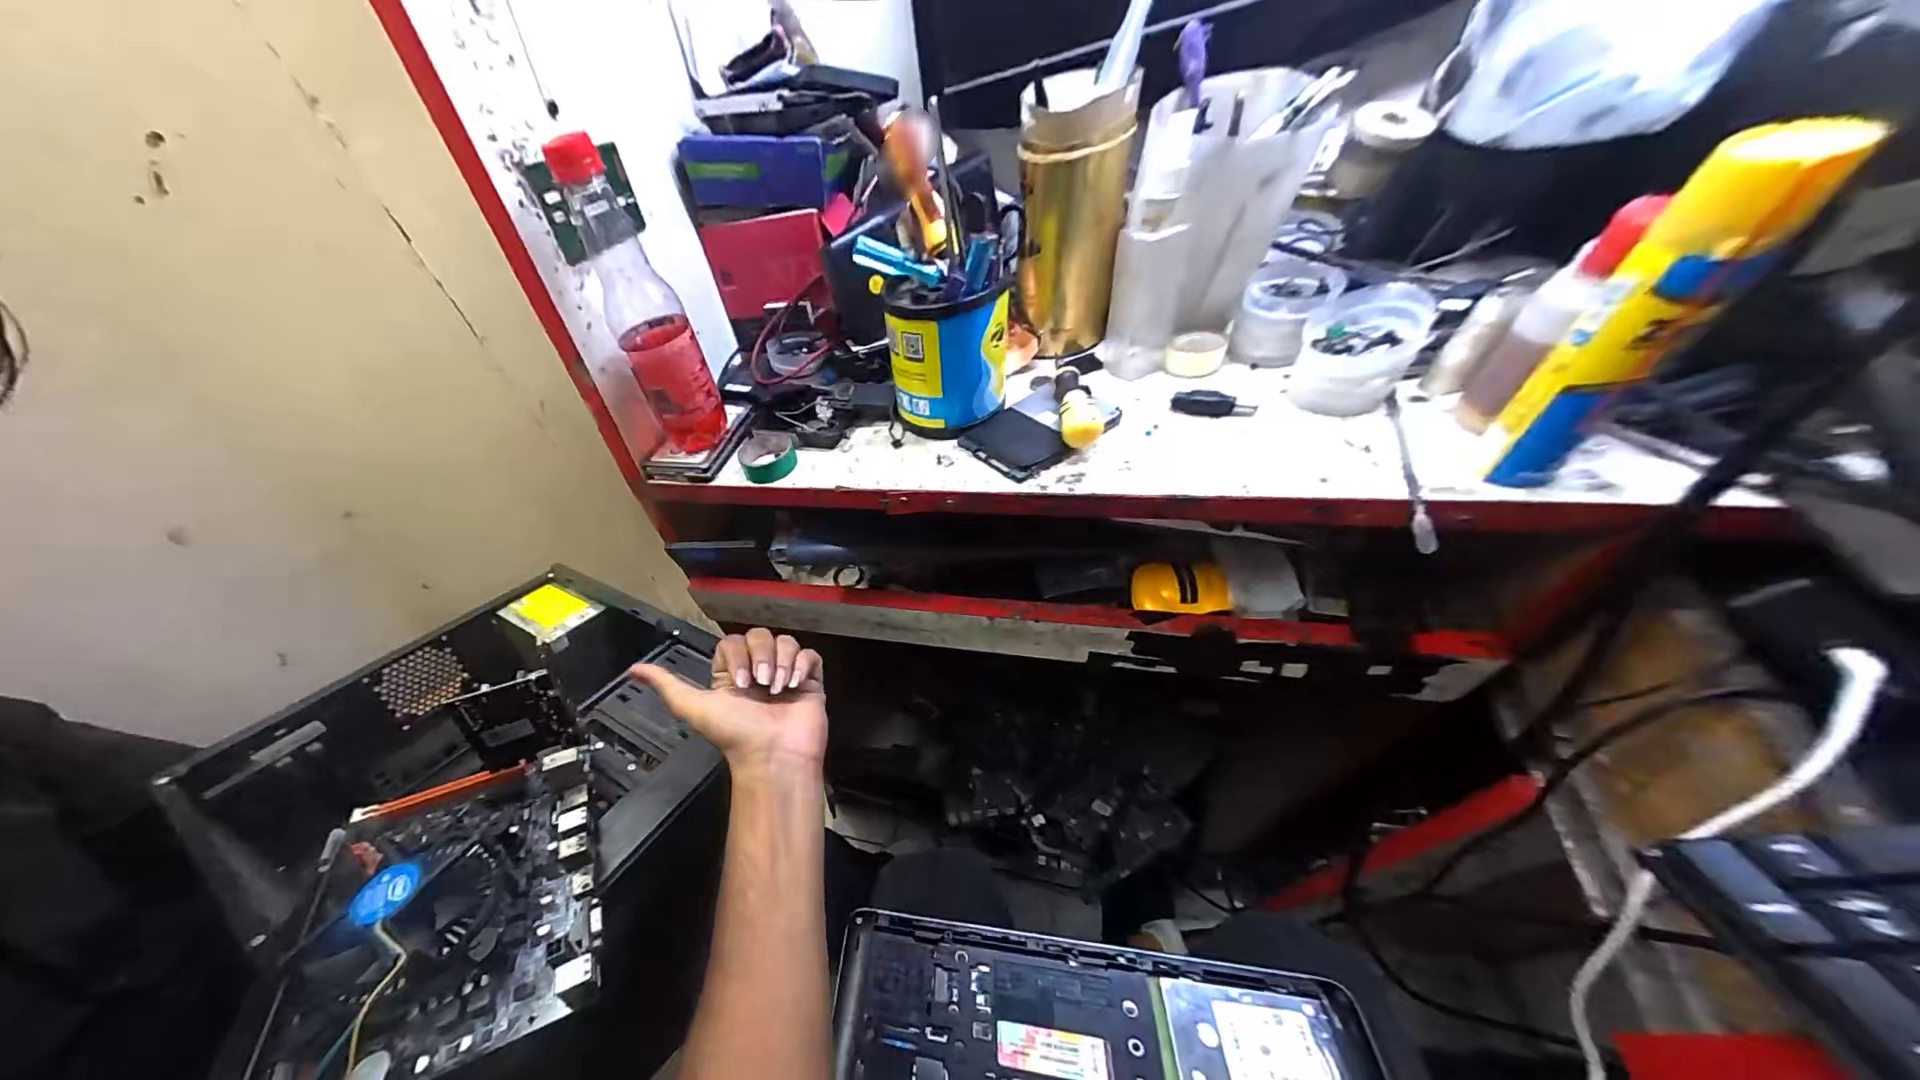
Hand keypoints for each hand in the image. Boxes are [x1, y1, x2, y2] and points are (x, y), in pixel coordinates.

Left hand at [629, 628, 826, 780]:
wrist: (773, 755)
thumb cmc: (735, 733)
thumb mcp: (694, 708)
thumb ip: (667, 686)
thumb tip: (633, 670)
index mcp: (732, 675)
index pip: (735, 641)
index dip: (737, 655)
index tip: (739, 682)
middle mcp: (759, 670)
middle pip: (761, 636)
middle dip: (761, 657)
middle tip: (760, 684)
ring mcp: (786, 674)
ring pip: (787, 642)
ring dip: (782, 662)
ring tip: (779, 688)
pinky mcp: (810, 680)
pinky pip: (810, 655)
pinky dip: (802, 665)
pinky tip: (794, 685)